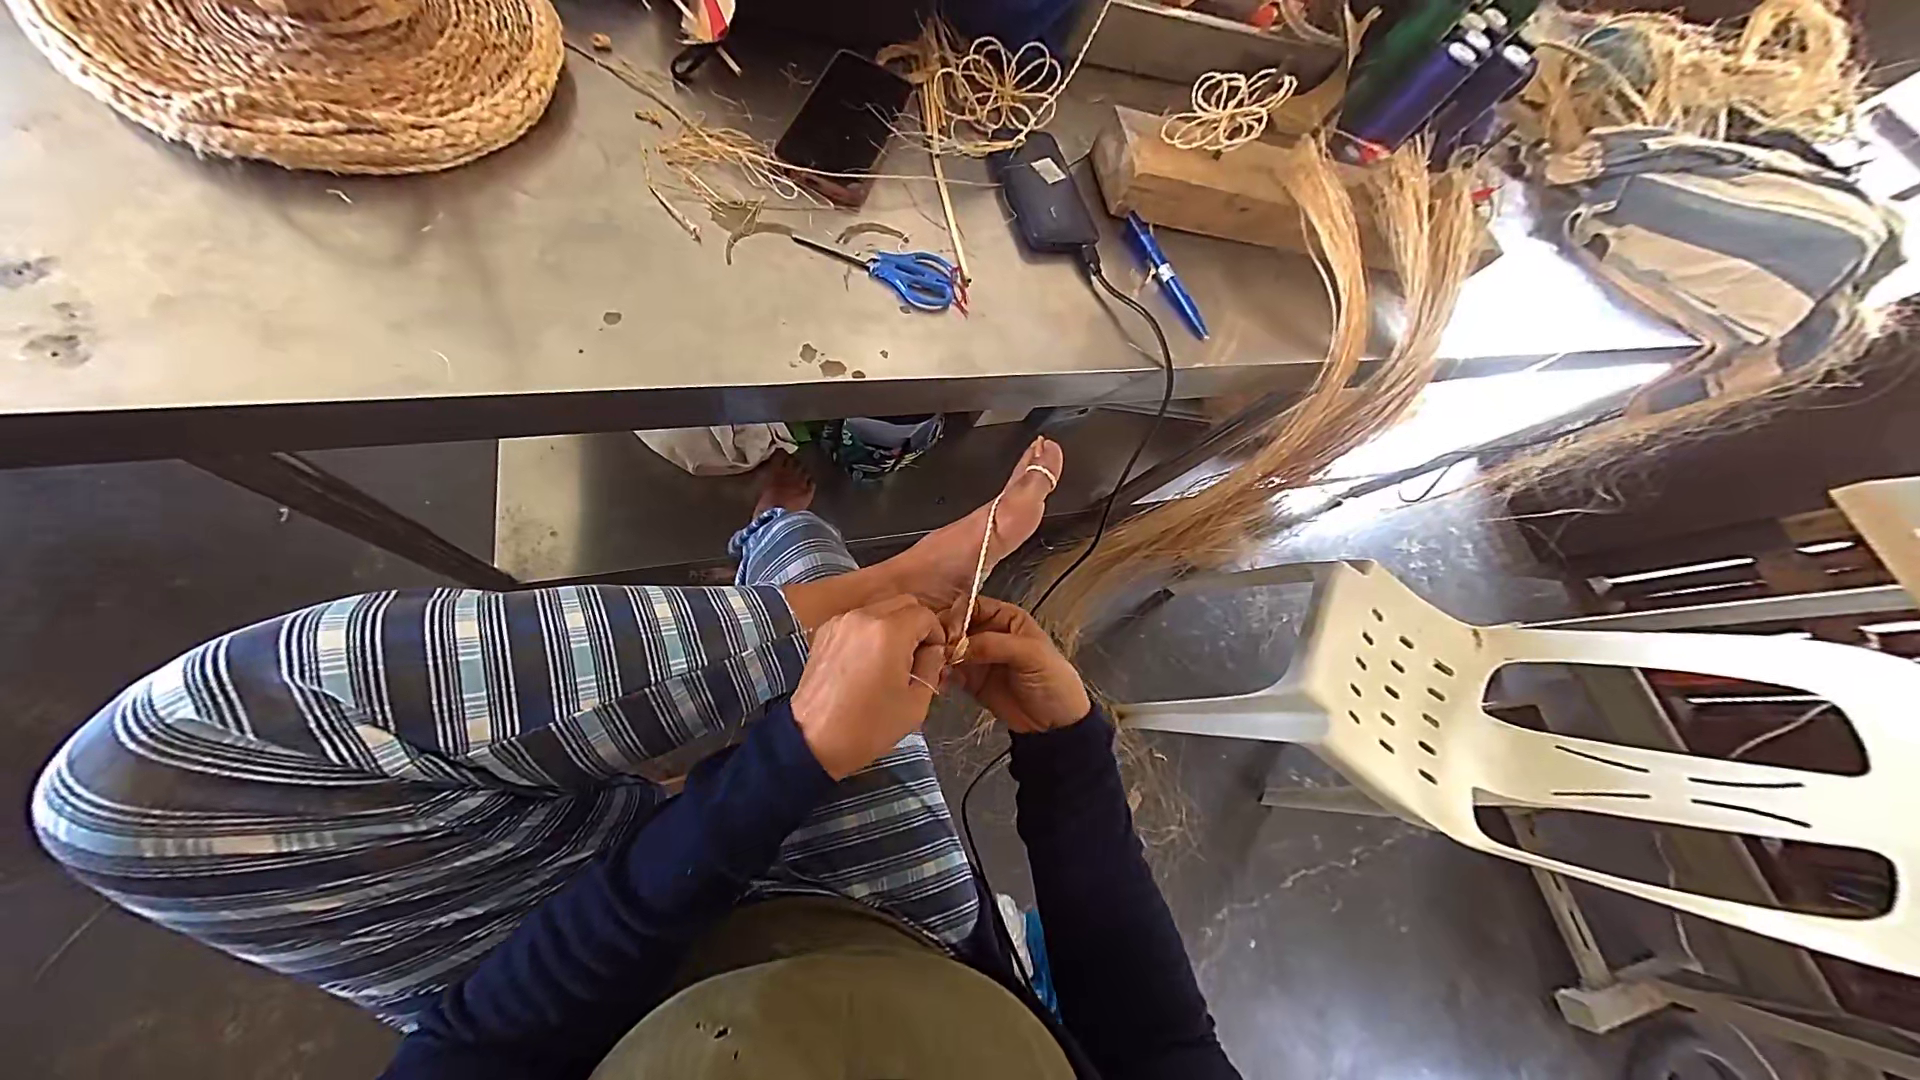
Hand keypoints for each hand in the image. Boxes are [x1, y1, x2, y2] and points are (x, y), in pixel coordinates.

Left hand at [790, 596, 946, 779]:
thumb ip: (932, 667)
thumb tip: (933, 651)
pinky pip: (859, 619)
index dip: (936, 636)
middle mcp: (864, 616)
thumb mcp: (915, 703)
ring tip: (890, 660)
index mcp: (889, 632)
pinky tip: (867, 660)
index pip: (926, 615)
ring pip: (881, 608)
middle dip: (916, 626)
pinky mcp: (825, 631)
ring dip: (893, 626)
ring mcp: (841, 621)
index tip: (933, 659)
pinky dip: (870, 631)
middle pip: (904, 603)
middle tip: (915, 658)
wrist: (813, 740)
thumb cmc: (868, 726)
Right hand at [949, 597, 1090, 734]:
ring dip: (940, 656)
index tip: (950, 632)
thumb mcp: (1031, 655)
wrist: (1056, 725)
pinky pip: (949, 672)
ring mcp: (978, 657)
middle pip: (956, 625)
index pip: (974, 605)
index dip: (959, 615)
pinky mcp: (971, 680)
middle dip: (945, 636)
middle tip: (938, 651)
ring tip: (937, 667)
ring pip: (949, 648)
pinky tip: (942, 681)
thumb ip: (994, 645)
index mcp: (1007, 618)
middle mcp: (989, 633)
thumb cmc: (1052, 681)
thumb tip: (958, 645)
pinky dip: (942, 675)